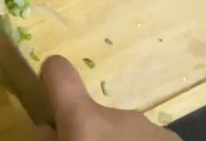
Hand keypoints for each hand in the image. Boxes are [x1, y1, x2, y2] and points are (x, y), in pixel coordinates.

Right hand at [37, 55, 180, 140]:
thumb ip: (52, 140)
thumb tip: (48, 130)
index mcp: (85, 120)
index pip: (58, 71)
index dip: (51, 76)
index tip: (51, 93)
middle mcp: (122, 117)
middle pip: (101, 115)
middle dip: (97, 134)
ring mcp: (157, 132)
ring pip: (132, 132)